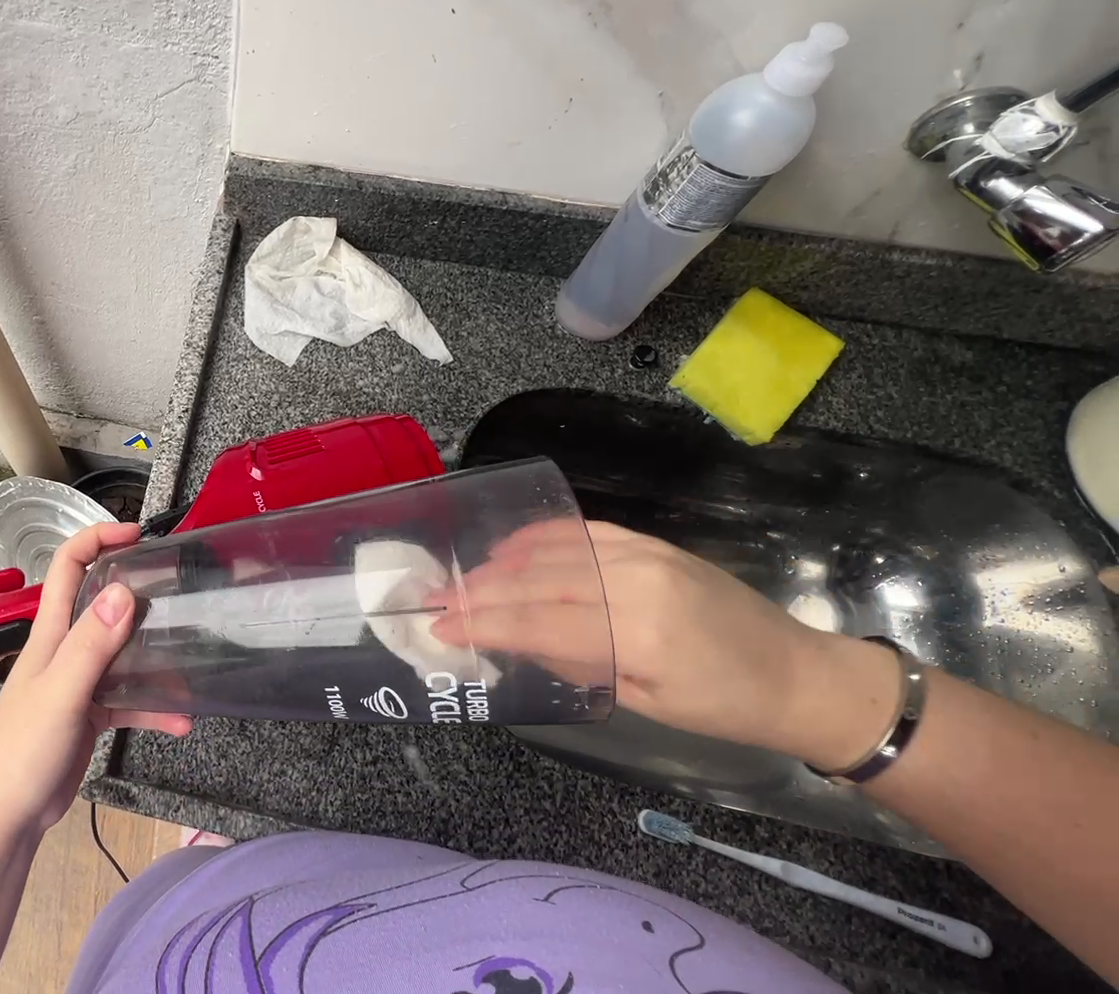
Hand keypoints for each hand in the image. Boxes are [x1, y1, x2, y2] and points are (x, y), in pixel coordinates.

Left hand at [0, 522, 191, 834]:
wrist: (4, 818)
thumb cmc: (21, 752)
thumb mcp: (60, 693)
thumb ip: (91, 645)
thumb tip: (124, 592)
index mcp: (51, 634)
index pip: (69, 567)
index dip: (97, 539)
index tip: (137, 535)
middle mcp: (64, 650)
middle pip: (100, 604)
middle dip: (137, 592)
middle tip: (178, 594)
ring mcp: (76, 683)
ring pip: (120, 653)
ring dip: (153, 656)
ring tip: (191, 662)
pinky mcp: (87, 715)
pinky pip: (126, 700)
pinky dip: (152, 706)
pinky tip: (180, 721)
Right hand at [428, 520, 897, 762]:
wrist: (802, 675)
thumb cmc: (723, 707)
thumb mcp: (641, 702)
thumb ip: (574, 663)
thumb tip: (514, 640)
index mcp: (636, 633)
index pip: (536, 622)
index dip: (481, 624)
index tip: (439, 628)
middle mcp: (633, 582)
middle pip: (534, 582)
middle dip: (478, 593)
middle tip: (435, 601)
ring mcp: (643, 554)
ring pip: (551, 552)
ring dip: (500, 565)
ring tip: (464, 581)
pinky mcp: (651, 543)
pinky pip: (582, 531)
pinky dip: (539, 537)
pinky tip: (510, 547)